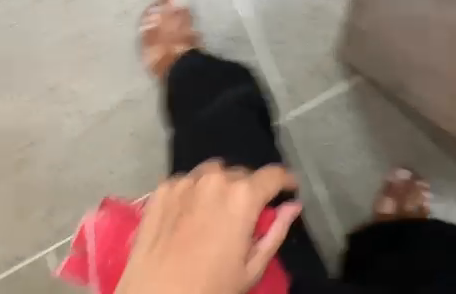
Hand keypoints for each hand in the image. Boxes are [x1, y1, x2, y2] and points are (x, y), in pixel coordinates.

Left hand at [116, 161, 301, 293]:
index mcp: (243, 196)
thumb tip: (293, 205)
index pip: (274, 175)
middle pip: (242, 174)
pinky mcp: (163, 188)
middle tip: (246, 217)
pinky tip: (190, 216)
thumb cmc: (210, 290)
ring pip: (214, 173)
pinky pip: (188, 181)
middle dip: (250, 190)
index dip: (286, 181)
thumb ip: (276, 232)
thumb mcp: (251, 269)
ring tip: (216, 214)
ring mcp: (186, 180)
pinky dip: (195, 192)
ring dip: (221, 187)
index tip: (290, 189)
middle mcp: (216, 178)